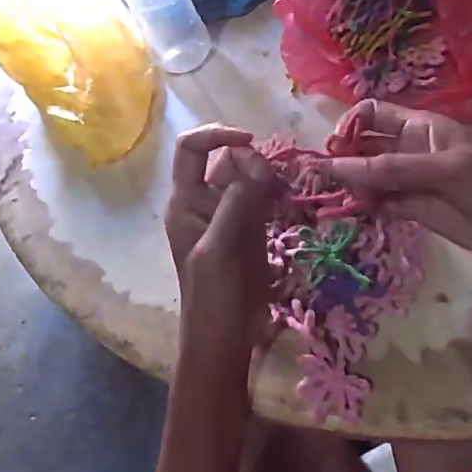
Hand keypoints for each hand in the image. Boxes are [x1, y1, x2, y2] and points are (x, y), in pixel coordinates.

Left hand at [166, 125, 279, 367]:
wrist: (226, 336)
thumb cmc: (211, 296)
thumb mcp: (218, 250)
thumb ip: (235, 205)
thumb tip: (258, 165)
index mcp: (185, 202)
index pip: (192, 149)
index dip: (217, 135)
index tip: (250, 139)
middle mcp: (205, 201)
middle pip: (226, 157)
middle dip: (249, 158)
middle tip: (269, 181)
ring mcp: (230, 213)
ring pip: (248, 174)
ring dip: (266, 174)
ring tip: (281, 190)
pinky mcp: (252, 226)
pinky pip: (263, 195)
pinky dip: (275, 190)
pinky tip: (287, 197)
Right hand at [320, 100, 471, 278]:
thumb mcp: (446, 170)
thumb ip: (390, 168)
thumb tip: (334, 166)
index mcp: (421, 126)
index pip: (371, 113)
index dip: (348, 126)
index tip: (333, 152)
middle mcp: (410, 149)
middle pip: (363, 144)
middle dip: (341, 157)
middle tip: (320, 182)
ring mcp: (411, 181)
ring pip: (368, 177)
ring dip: (349, 186)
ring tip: (334, 202)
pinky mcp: (414, 211)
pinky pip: (380, 204)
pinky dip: (363, 208)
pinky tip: (354, 215)